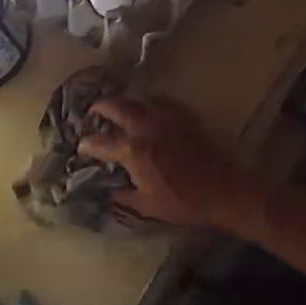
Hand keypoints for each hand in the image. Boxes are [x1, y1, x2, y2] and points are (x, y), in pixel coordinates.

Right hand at [77, 96, 260, 229]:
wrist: (224, 191)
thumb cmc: (183, 202)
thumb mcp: (147, 206)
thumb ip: (124, 197)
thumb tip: (109, 193)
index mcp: (133, 151)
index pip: (101, 143)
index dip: (86, 144)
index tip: (81, 145)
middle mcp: (146, 128)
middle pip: (117, 107)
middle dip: (101, 107)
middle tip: (93, 110)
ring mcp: (167, 119)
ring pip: (140, 98)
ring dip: (125, 100)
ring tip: (119, 105)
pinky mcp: (185, 117)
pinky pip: (163, 101)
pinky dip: (150, 101)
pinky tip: (149, 107)